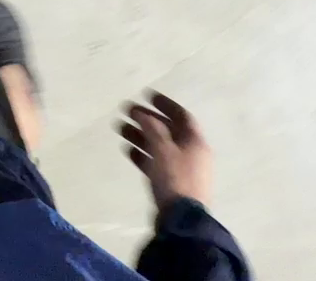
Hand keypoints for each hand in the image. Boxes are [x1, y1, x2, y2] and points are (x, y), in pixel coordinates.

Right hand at [121, 92, 212, 209]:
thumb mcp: (162, 148)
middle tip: (127, 112)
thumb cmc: (175, 177)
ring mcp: (182, 169)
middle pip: (167, 130)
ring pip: (159, 146)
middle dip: (147, 120)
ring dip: (141, 136)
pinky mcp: (172, 184)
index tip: (147, 96)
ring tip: (121, 128)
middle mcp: (191, 153)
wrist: (182, 220)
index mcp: (195, 141)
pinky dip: (143, 155)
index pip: (181, 115)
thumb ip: (151, 127)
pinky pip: (156, 163)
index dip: (165, 104)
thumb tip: (142, 113)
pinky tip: (129, 150)